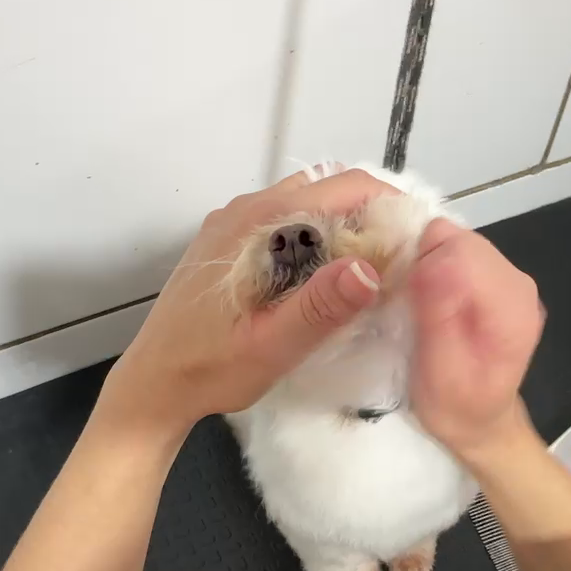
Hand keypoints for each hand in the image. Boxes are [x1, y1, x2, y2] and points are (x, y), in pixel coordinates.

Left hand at [99, 169, 395, 435]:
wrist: (154, 384)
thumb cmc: (210, 370)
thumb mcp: (272, 346)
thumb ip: (320, 307)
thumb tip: (372, 269)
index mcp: (258, 223)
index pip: (341, 187)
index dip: (388, 205)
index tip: (417, 239)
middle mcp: (246, 210)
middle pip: (326, 189)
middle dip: (371, 216)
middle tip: (401, 260)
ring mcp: (234, 224)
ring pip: (307, 204)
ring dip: (345, 228)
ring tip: (372, 271)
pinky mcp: (229, 243)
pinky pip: (286, 222)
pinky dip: (318, 238)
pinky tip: (327, 279)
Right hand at [408, 218, 543, 461]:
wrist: (481, 425)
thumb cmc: (457, 407)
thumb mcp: (439, 370)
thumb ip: (439, 312)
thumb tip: (430, 259)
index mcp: (510, 302)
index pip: (458, 247)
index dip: (421, 264)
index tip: (403, 298)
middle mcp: (517, 281)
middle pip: (457, 238)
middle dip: (424, 262)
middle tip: (407, 304)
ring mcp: (508, 280)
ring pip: (454, 243)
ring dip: (427, 266)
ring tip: (418, 307)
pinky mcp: (495, 282)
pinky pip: (457, 256)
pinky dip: (435, 271)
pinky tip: (431, 304)